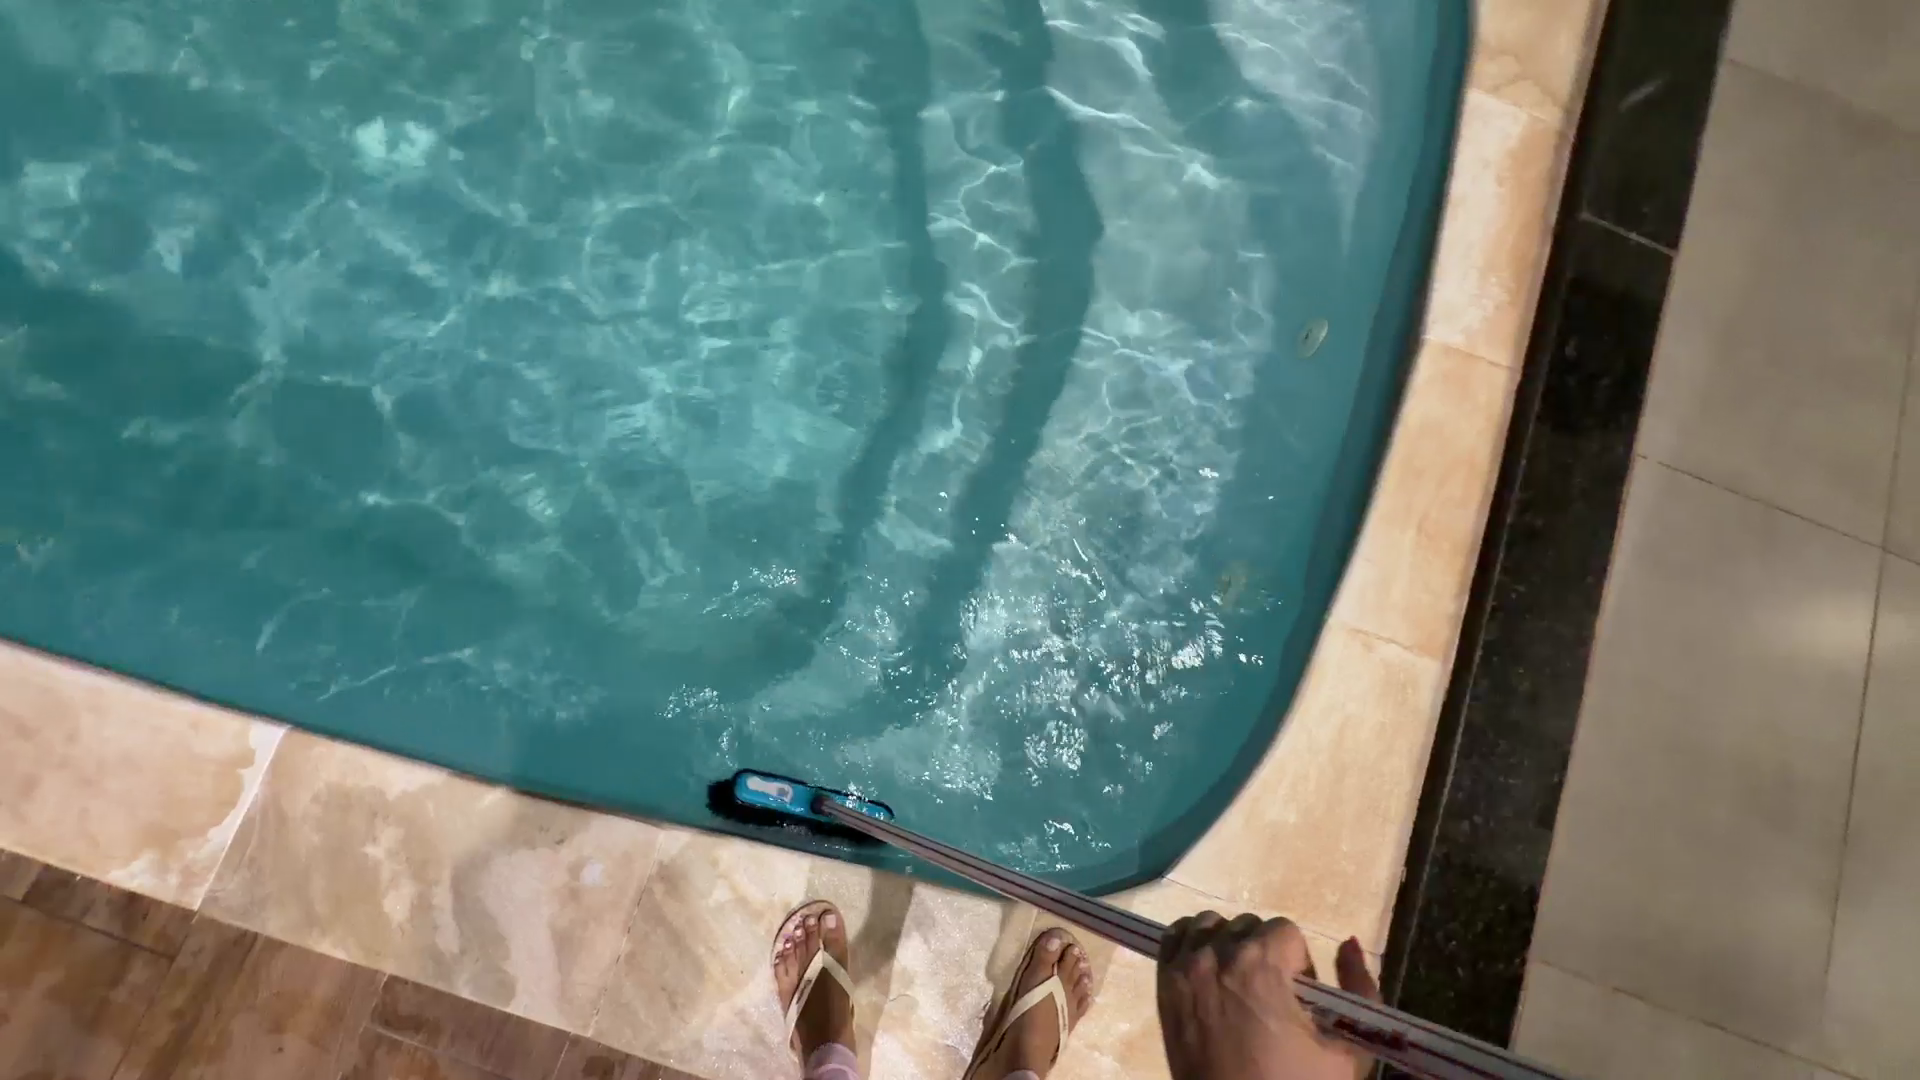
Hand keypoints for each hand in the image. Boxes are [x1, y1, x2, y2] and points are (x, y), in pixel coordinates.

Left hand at [1157, 912, 1380, 1079]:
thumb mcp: (1348, 1054)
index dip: (1300, 963)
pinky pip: (1175, 936)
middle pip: (1247, 926)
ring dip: (1228, 945)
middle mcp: (1217, 954)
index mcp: (1261, 965)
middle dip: (1266, 954)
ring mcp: (1185, 966)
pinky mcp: (1164, 982)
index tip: (1300, 998)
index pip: (1285, 930)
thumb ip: (1360, 988)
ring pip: (1210, 925)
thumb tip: (1349, 941)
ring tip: (1240, 986)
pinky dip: (1193, 945)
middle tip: (1273, 999)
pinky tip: (1209, 974)